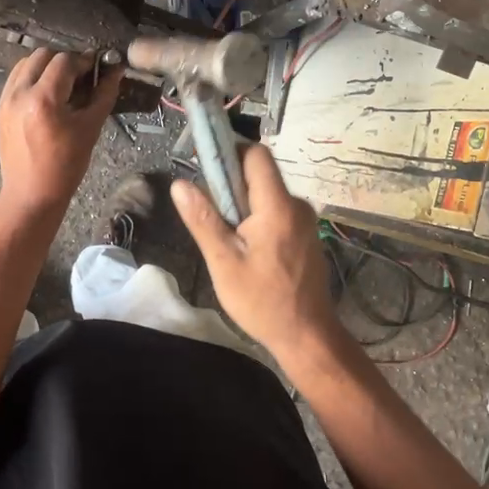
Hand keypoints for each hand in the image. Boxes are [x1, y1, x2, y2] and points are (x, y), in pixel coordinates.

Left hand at [0, 48, 121, 213]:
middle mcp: (19, 93)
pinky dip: (31, 79)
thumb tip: (115, 71)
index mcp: (43, 99)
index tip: (96, 70)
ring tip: (62, 85)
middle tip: (80, 77)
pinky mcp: (0, 109)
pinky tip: (46, 96)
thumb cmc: (66, 166)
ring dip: (45, 66)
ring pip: (25, 64)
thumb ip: (103, 95)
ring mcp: (5, 100)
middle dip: (64, 61)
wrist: (31, 194)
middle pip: (42, 55)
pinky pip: (16, 80)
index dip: (84, 61)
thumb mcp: (90, 129)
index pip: (64, 60)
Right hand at [171, 144, 337, 356]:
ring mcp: (305, 220)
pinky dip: (258, 220)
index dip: (229, 153)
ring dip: (243, 206)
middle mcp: (297, 205)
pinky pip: (277, 212)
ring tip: (227, 239)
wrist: (308, 336)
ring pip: (267, 195)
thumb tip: (180, 184)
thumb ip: (203, 219)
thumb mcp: (223, 262)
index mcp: (278, 206)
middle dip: (231, 186)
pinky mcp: (307, 235)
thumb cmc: (262, 301)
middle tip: (210, 215)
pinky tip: (247, 249)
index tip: (205, 169)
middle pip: (260, 174)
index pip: (256, 155)